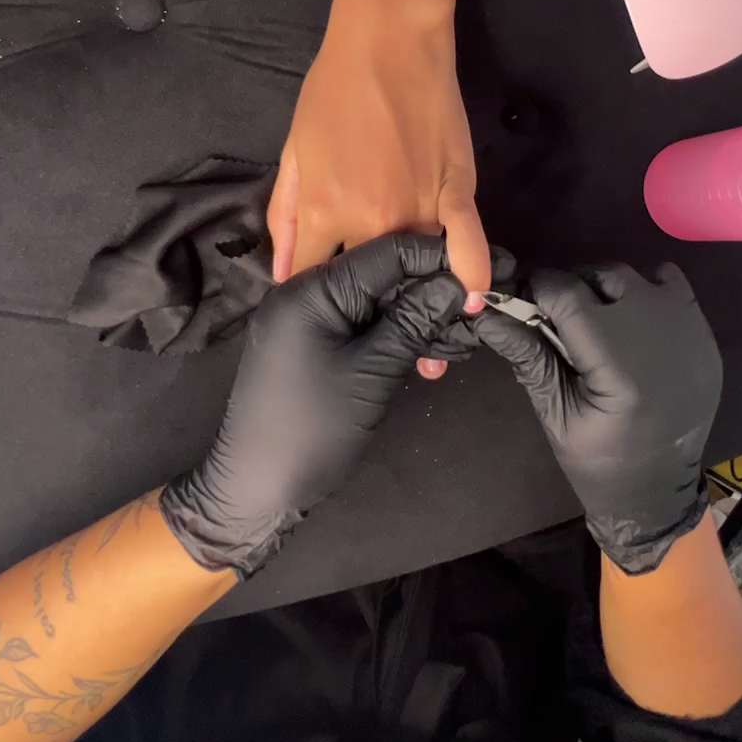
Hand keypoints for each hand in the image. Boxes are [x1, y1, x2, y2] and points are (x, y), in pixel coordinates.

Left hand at [161, 233, 473, 575]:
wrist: (257, 488)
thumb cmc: (312, 429)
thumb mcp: (371, 372)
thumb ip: (414, 321)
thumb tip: (460, 285)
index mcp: (313, 289)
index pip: (387, 253)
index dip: (439, 260)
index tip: (485, 273)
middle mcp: (309, 292)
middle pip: (384, 275)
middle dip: (433, 291)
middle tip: (481, 308)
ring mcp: (311, 319)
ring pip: (379, 304)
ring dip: (421, 318)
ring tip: (465, 338)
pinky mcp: (317, 343)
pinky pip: (364, 327)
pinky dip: (398, 337)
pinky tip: (434, 352)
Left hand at [268, 0, 492, 378]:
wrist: (387, 42)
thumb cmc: (332, 92)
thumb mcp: (293, 152)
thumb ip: (286, 215)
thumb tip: (282, 271)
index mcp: (323, 211)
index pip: (314, 279)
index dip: (319, 308)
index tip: (328, 332)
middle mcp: (369, 220)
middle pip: (370, 288)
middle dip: (373, 323)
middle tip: (381, 354)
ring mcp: (418, 208)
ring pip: (418, 274)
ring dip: (421, 312)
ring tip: (428, 348)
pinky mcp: (457, 192)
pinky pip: (466, 244)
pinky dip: (469, 274)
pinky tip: (471, 302)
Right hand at [476, 264, 721, 573]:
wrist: (657, 490)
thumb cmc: (598, 460)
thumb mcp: (554, 413)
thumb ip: (526, 355)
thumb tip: (484, 313)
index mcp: (618, 368)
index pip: (567, 295)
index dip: (536, 290)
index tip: (521, 303)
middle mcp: (659, 339)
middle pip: (602, 276)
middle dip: (570, 288)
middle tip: (555, 317)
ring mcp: (689, 333)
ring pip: (634, 275)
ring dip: (604, 287)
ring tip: (592, 319)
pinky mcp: (703, 335)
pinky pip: (670, 283)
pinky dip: (644, 290)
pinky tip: (630, 320)